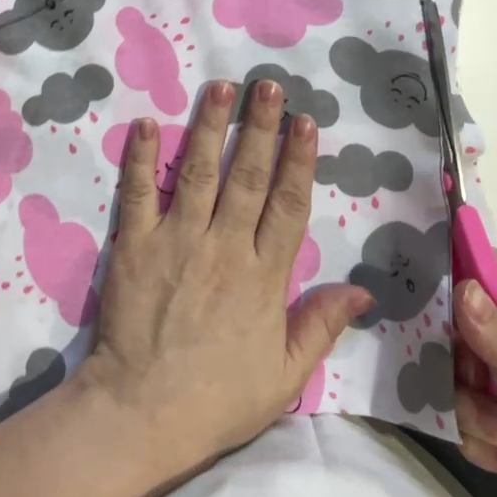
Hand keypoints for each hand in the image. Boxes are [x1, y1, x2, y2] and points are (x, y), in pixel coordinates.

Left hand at [77, 79, 374, 480]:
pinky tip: (146, 123)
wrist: (143, 411)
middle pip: (248, 176)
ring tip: (221, 87)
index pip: (288, 205)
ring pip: (198, 171)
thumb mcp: (284, 375)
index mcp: (263, 276)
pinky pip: (138, 192)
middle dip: (260, 127)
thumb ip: (320, 326)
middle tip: (268, 86)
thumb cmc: (218, 397)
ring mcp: (176, 240)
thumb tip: (362, 291)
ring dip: (210, 126)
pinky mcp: (134, 244)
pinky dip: (140, 157)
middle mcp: (223, 246)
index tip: (307, 121)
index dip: (300, 160)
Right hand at [453, 252, 496, 496]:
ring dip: (469, 408)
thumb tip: (462, 288)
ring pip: (452, 376)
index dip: (458, 268)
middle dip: (456, 355)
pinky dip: (477, 442)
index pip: (496, 273)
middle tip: (473, 381)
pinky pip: (459, 421)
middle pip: (459, 325)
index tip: (420, 283)